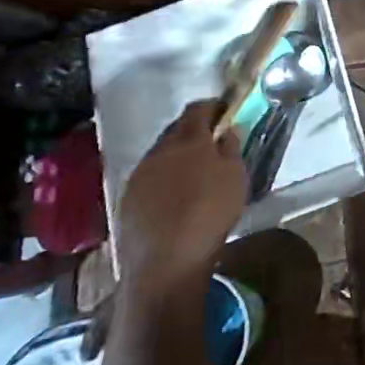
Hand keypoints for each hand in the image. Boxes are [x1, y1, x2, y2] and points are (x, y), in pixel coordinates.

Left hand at [114, 100, 244, 300]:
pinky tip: (174, 197)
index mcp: (189, 139)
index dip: (213, 107)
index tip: (225, 112)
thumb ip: (232, 149)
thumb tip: (228, 130)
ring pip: (162, 153)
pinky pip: (150, 176)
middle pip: (177, 128)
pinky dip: (164, 178)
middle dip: (194, 131)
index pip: (198, 108)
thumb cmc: (210, 213)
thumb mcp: (236, 179)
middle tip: (212, 143)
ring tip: (194, 174)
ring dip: (177, 156)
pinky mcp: (129, 195)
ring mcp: (140, 172)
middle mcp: (160, 148)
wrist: (166, 258)